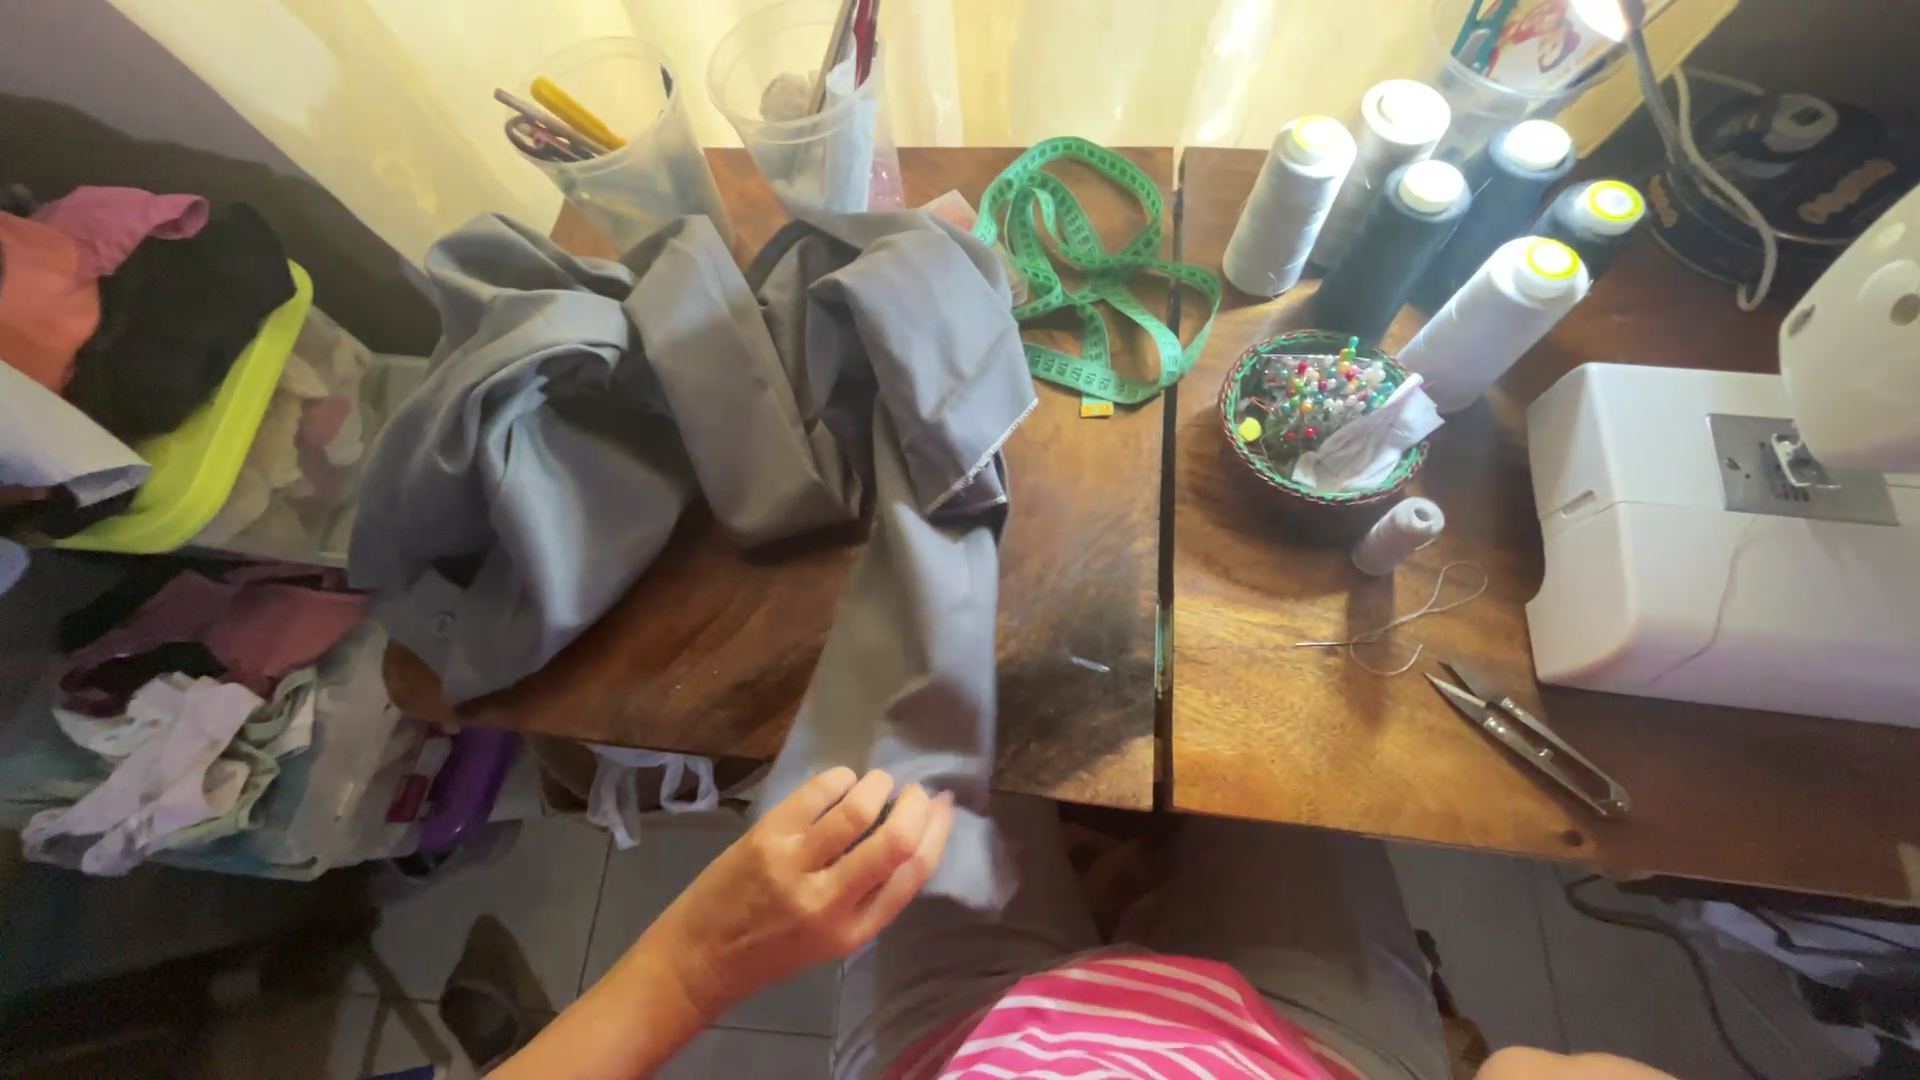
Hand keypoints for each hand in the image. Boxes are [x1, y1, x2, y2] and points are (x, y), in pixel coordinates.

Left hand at [636, 767, 953, 1016]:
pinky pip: (817, 792)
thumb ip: (871, 892)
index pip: (913, 873)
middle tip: (915, 791)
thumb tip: (913, 832)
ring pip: (857, 809)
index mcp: (853, 931)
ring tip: (878, 783)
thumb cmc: (774, 948)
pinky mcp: (767, 836)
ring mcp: (794, 865)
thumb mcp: (834, 937)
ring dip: (877, 785)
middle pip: (894, 841)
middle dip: (915, 805)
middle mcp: (829, 901)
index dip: (937, 832)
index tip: (944, 807)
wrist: (700, 957)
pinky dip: (840, 778)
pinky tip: (842, 782)